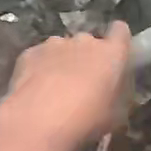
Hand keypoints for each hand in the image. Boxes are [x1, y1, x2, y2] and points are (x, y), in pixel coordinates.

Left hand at [0, 22, 131, 150]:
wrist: (39, 120)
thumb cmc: (86, 119)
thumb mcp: (115, 117)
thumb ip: (117, 98)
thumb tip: (112, 96)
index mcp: (111, 54)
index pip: (120, 31)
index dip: (118, 40)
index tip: (114, 55)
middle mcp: (84, 41)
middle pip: (89, 42)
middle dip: (86, 57)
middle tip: (83, 83)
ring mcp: (55, 44)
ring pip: (62, 48)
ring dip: (62, 62)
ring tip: (54, 89)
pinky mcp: (30, 52)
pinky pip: (40, 57)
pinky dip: (39, 68)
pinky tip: (35, 90)